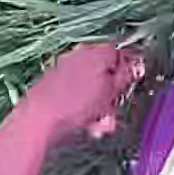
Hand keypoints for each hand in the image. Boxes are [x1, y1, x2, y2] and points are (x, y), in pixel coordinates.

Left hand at [5, 44, 145, 144]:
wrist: (37, 121)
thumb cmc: (73, 105)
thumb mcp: (110, 92)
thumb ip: (125, 77)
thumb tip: (135, 67)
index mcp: (96, 51)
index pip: (120, 52)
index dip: (129, 70)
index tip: (132, 83)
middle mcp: (79, 55)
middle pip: (105, 69)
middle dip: (112, 90)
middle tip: (115, 106)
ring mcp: (63, 68)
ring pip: (90, 83)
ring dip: (98, 102)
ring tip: (100, 122)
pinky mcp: (52, 84)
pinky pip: (75, 91)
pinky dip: (82, 105)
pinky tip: (85, 123)